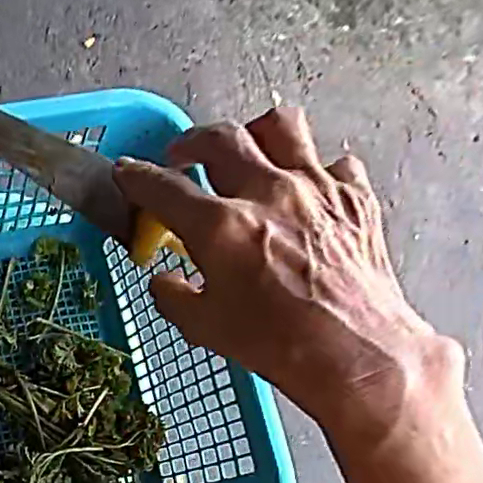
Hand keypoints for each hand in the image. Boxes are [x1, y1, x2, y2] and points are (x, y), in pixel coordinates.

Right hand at [115, 107, 463, 456]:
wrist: (354, 356)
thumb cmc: (282, 347)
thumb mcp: (209, 330)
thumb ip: (175, 299)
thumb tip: (165, 285)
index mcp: (223, 228)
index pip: (165, 189)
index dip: (138, 179)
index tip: (128, 174)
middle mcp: (268, 193)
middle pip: (220, 138)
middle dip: (191, 142)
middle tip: (182, 157)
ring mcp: (316, 189)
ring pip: (280, 126)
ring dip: (255, 134)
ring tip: (249, 151)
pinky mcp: (354, 198)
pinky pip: (334, 162)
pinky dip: (316, 170)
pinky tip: (309, 192)